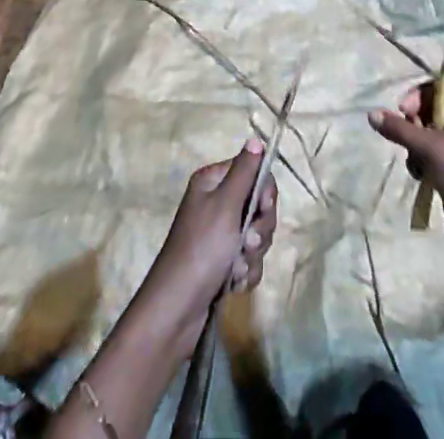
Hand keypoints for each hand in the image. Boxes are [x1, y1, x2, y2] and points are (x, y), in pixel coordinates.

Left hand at [139, 139, 279, 323]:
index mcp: (213, 182)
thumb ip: (244, 172)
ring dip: (252, 254)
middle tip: (246, 242)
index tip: (263, 208)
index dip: (264, 192)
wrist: (179, 306)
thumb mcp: (225, 205)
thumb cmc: (202, 248)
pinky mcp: (224, 260)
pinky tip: (233, 281)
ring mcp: (220, 233)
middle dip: (259, 229)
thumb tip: (255, 138)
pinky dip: (246, 271)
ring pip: (257, 235)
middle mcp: (216, 203)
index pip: (254, 172)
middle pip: (259, 206)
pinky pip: (250, 259)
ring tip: (235, 267)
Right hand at [370, 92, 443, 268]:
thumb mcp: (431, 149)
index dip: (418, 97)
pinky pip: (427, 156)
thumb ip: (400, 129)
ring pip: (424, 136)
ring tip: (417, 164)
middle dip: (412, 125)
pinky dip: (418, 162)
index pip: (439, 91)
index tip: (404, 112)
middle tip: (408, 140)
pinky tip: (420, 177)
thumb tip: (372, 113)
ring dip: (413, 147)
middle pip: (429, 113)